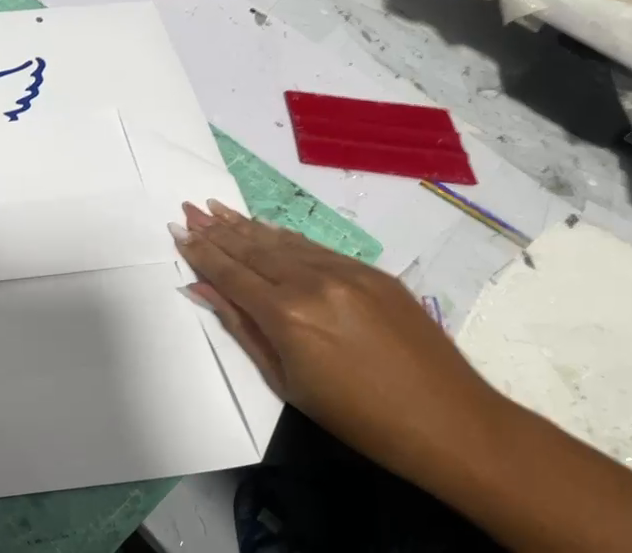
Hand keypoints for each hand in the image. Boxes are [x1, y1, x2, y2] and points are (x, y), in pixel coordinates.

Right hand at [175, 201, 631, 552]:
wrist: (452, 424)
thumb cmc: (359, 418)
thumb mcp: (287, 382)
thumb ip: (242, 328)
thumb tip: (202, 289)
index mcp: (287, 315)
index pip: (230, 273)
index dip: (201, 252)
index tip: (178, 232)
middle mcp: (312, 283)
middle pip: (252, 248)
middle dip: (217, 228)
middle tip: (189, 207)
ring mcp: (345, 272)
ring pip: (282, 241)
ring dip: (246, 225)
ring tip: (217, 208)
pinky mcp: (372, 273)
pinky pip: (315, 247)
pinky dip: (284, 236)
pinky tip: (266, 228)